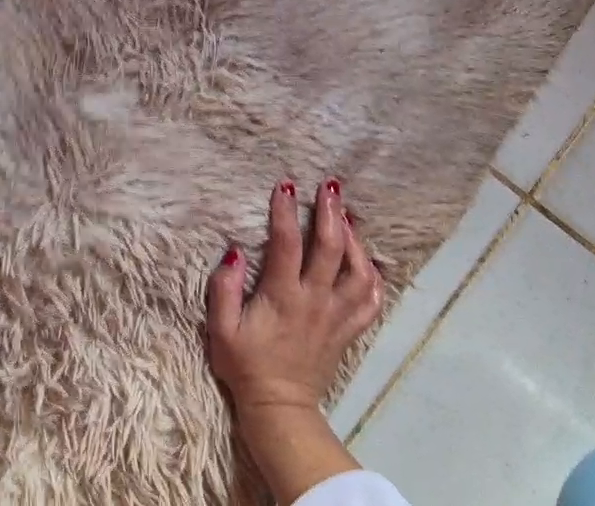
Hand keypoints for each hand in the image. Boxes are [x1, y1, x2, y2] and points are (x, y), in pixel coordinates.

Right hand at [207, 178, 383, 502]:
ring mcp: (337, 316)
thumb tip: (234, 251)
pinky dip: (374, 277)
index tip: (285, 186)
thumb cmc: (245, 365)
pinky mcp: (348, 331)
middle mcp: (315, 301)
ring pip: (359, 271)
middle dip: (331, 214)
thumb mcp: (221, 329)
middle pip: (330, 249)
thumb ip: (224, 289)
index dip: (286, 212)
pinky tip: (368, 260)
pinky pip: (371, 301)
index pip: (287, 244)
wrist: (279, 408)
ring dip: (356, 240)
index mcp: (283, 297)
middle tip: (330, 187)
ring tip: (348, 216)